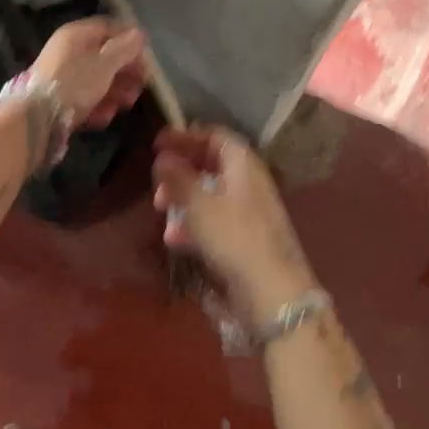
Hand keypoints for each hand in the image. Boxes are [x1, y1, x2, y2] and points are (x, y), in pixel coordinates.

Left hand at [31, 18, 146, 127]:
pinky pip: (84, 97)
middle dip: (126, 71)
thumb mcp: (105, 63)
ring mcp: (62, 75)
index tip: (147, 55)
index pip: (109, 27)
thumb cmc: (75, 82)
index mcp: (77, 35)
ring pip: (97, 79)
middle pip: (104, 56)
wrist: (37, 116)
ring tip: (126, 104)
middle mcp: (68, 51)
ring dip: (115, 91)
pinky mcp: (59, 98)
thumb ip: (124, 49)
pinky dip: (97, 105)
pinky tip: (104, 117)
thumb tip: (139, 33)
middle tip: (141, 85)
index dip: (130, 39)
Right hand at [153, 126, 318, 323]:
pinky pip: (213, 222)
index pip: (214, 136)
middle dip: (180, 171)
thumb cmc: (234, 237)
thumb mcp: (199, 203)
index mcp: (243, 165)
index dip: (185, 136)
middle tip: (156, 183)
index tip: (158, 144)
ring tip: (160, 210)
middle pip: (210, 165)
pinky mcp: (243, 240)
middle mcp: (248, 183)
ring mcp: (247, 213)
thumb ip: (177, 177)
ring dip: (182, 200)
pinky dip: (193, 225)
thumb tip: (163, 156)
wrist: (272, 291)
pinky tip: (175, 241)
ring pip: (209, 195)